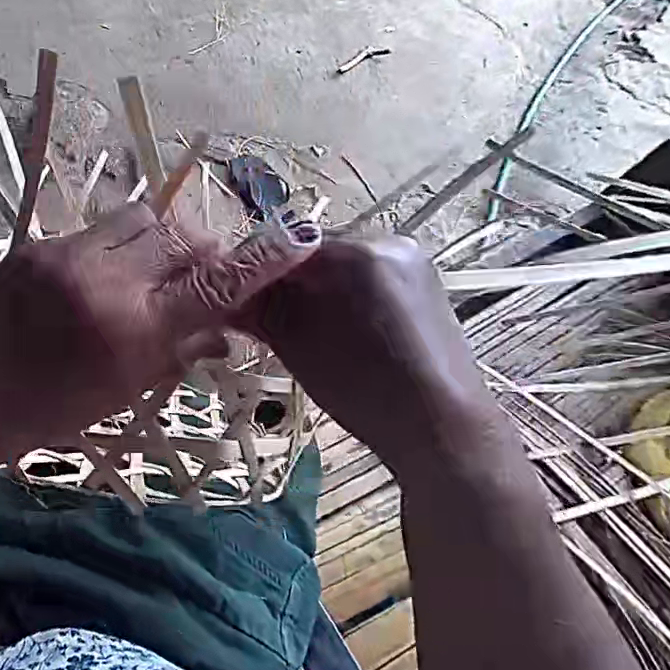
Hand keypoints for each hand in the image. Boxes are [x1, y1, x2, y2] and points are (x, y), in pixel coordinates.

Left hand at [0, 204, 320, 462]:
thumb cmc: (49, 407)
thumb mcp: (124, 391)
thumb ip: (178, 351)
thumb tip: (224, 331)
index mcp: (131, 332)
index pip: (211, 287)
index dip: (258, 262)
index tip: (297, 238)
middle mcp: (105, 283)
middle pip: (180, 237)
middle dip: (201, 250)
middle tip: (199, 272)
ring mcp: (67, 256)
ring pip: (142, 218)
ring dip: (163, 238)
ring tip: (156, 265)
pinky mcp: (39, 243)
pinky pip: (100, 227)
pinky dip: (121, 244)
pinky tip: (109, 270)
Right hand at [238, 236, 505, 480]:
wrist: (442, 428)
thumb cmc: (367, 390)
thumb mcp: (297, 346)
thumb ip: (259, 309)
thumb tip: (226, 294)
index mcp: (356, 251)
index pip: (285, 246)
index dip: (253, 271)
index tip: (233, 294)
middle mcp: (387, 241)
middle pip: (314, 251)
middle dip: (283, 279)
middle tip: (259, 312)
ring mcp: (410, 259)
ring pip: (341, 264)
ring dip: (312, 287)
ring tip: (297, 324)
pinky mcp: (422, 281)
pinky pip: (367, 276)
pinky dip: (343, 294)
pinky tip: (334, 327)